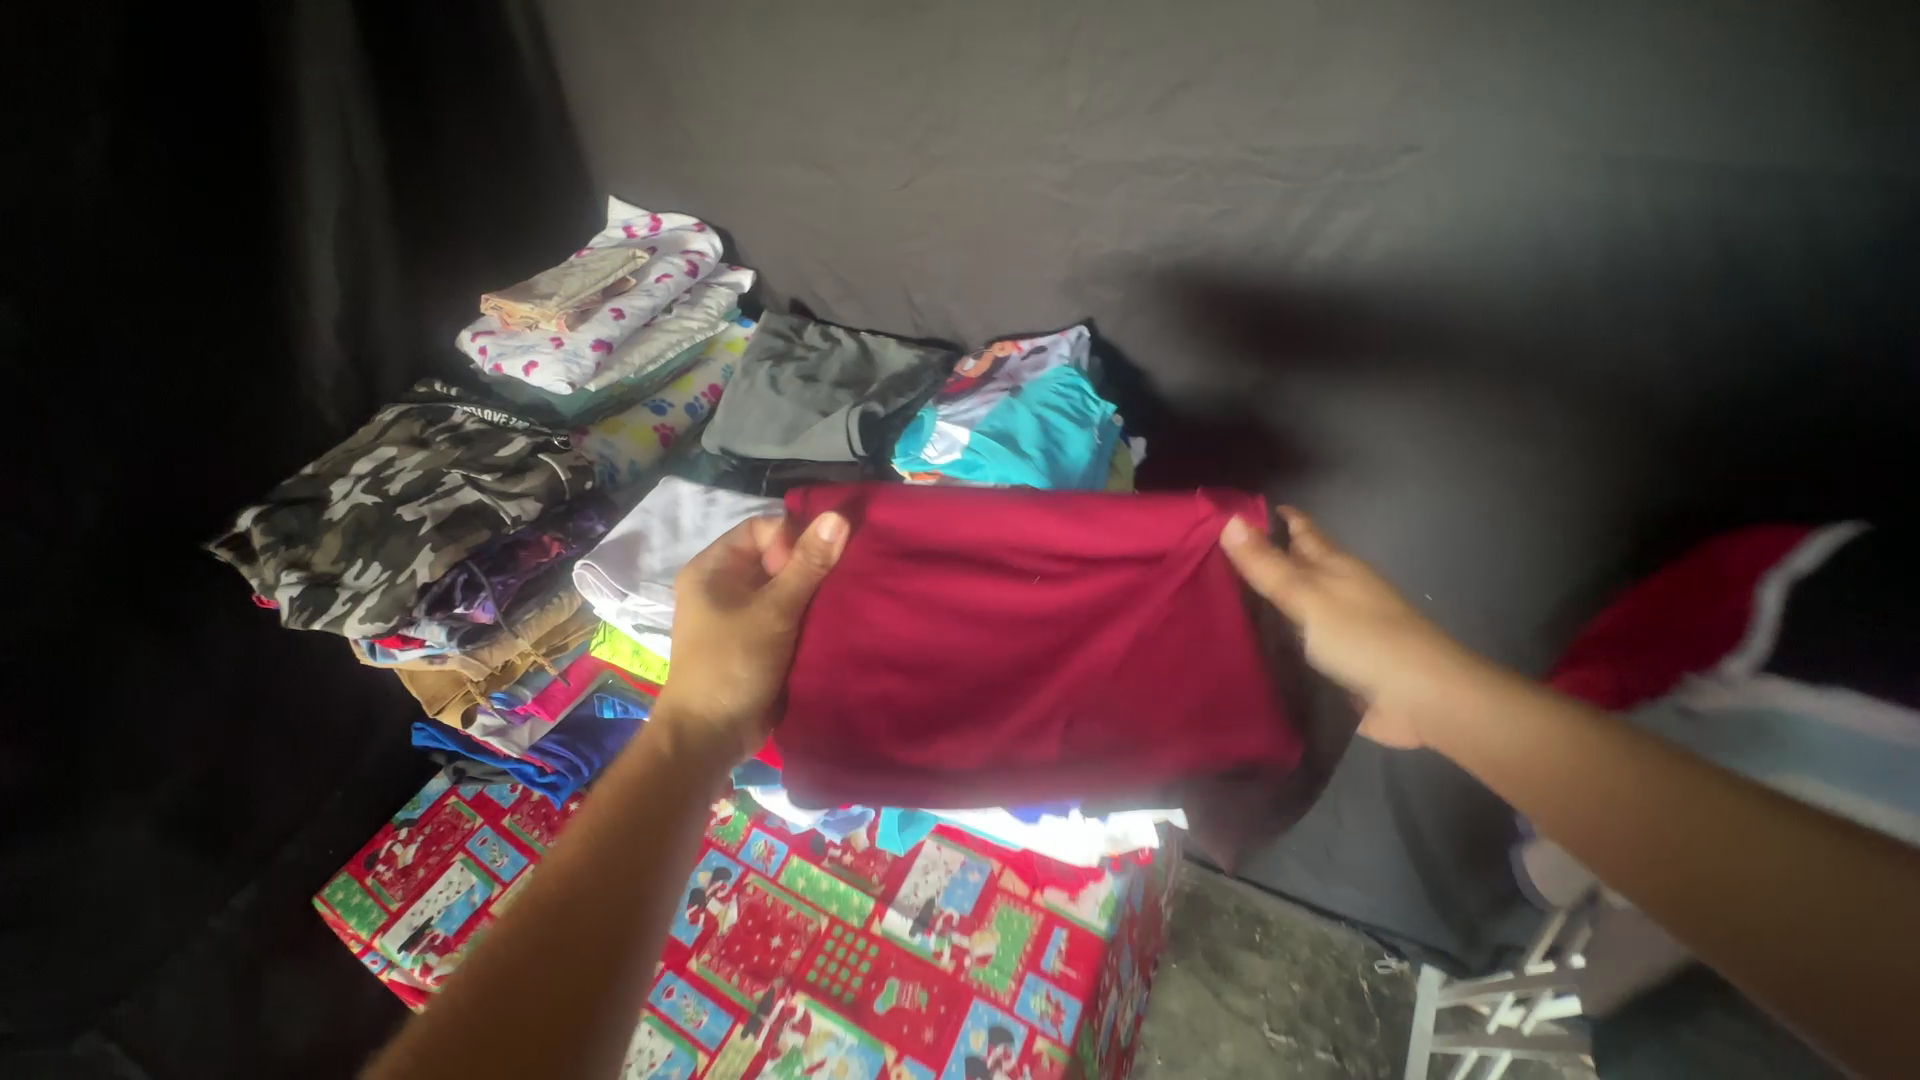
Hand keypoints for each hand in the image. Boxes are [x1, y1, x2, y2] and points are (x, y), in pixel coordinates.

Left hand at [655, 512, 848, 761]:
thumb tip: (839, 516)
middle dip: (810, 565)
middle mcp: (725, 586)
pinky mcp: (760, 641)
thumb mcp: (774, 610)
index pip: (761, 529)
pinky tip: (836, 621)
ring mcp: (742, 615)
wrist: (713, 735)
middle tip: (842, 579)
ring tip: (844, 599)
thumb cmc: (734, 663)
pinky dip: (811, 616)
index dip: (791, 539)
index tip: (814, 565)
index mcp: (713, 568)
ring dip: (814, 593)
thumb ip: (808, 565)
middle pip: (776, 557)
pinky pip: (790, 615)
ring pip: (787, 588)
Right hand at [1220, 507, 1478, 748]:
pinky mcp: (1333, 664)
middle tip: (1203, 560)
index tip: (1224, 515)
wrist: (1422, 700)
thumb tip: (1228, 519)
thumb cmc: (1365, 639)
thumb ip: (1266, 565)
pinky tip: (1241, 646)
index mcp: (1334, 565)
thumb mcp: (1307, 597)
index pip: (1299, 530)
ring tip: (1209, 602)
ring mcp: (1336, 628)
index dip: (1269, 519)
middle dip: (1258, 561)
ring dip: (1260, 605)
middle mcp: (1335, 591)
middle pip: (1294, 567)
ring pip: (1290, 607)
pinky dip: (1270, 641)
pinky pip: (1293, 644)